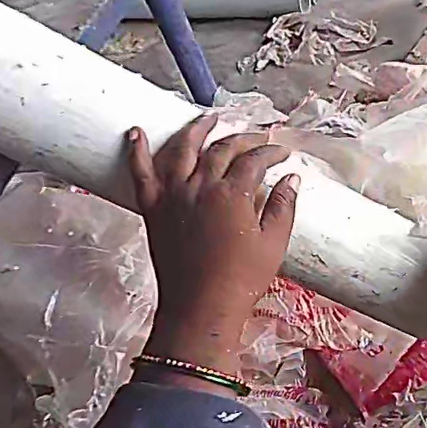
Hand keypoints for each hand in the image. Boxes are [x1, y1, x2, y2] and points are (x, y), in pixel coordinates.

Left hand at [128, 116, 298, 377]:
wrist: (200, 308)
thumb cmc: (241, 281)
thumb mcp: (273, 244)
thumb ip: (283, 207)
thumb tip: (291, 179)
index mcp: (232, 195)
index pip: (254, 160)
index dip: (271, 152)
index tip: (283, 152)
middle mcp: (200, 187)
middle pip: (222, 149)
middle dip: (244, 138)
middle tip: (258, 136)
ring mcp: (173, 196)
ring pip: (182, 150)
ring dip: (196, 129)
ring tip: (208, 119)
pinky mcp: (153, 209)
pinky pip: (140, 174)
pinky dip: (136, 151)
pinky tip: (136, 132)